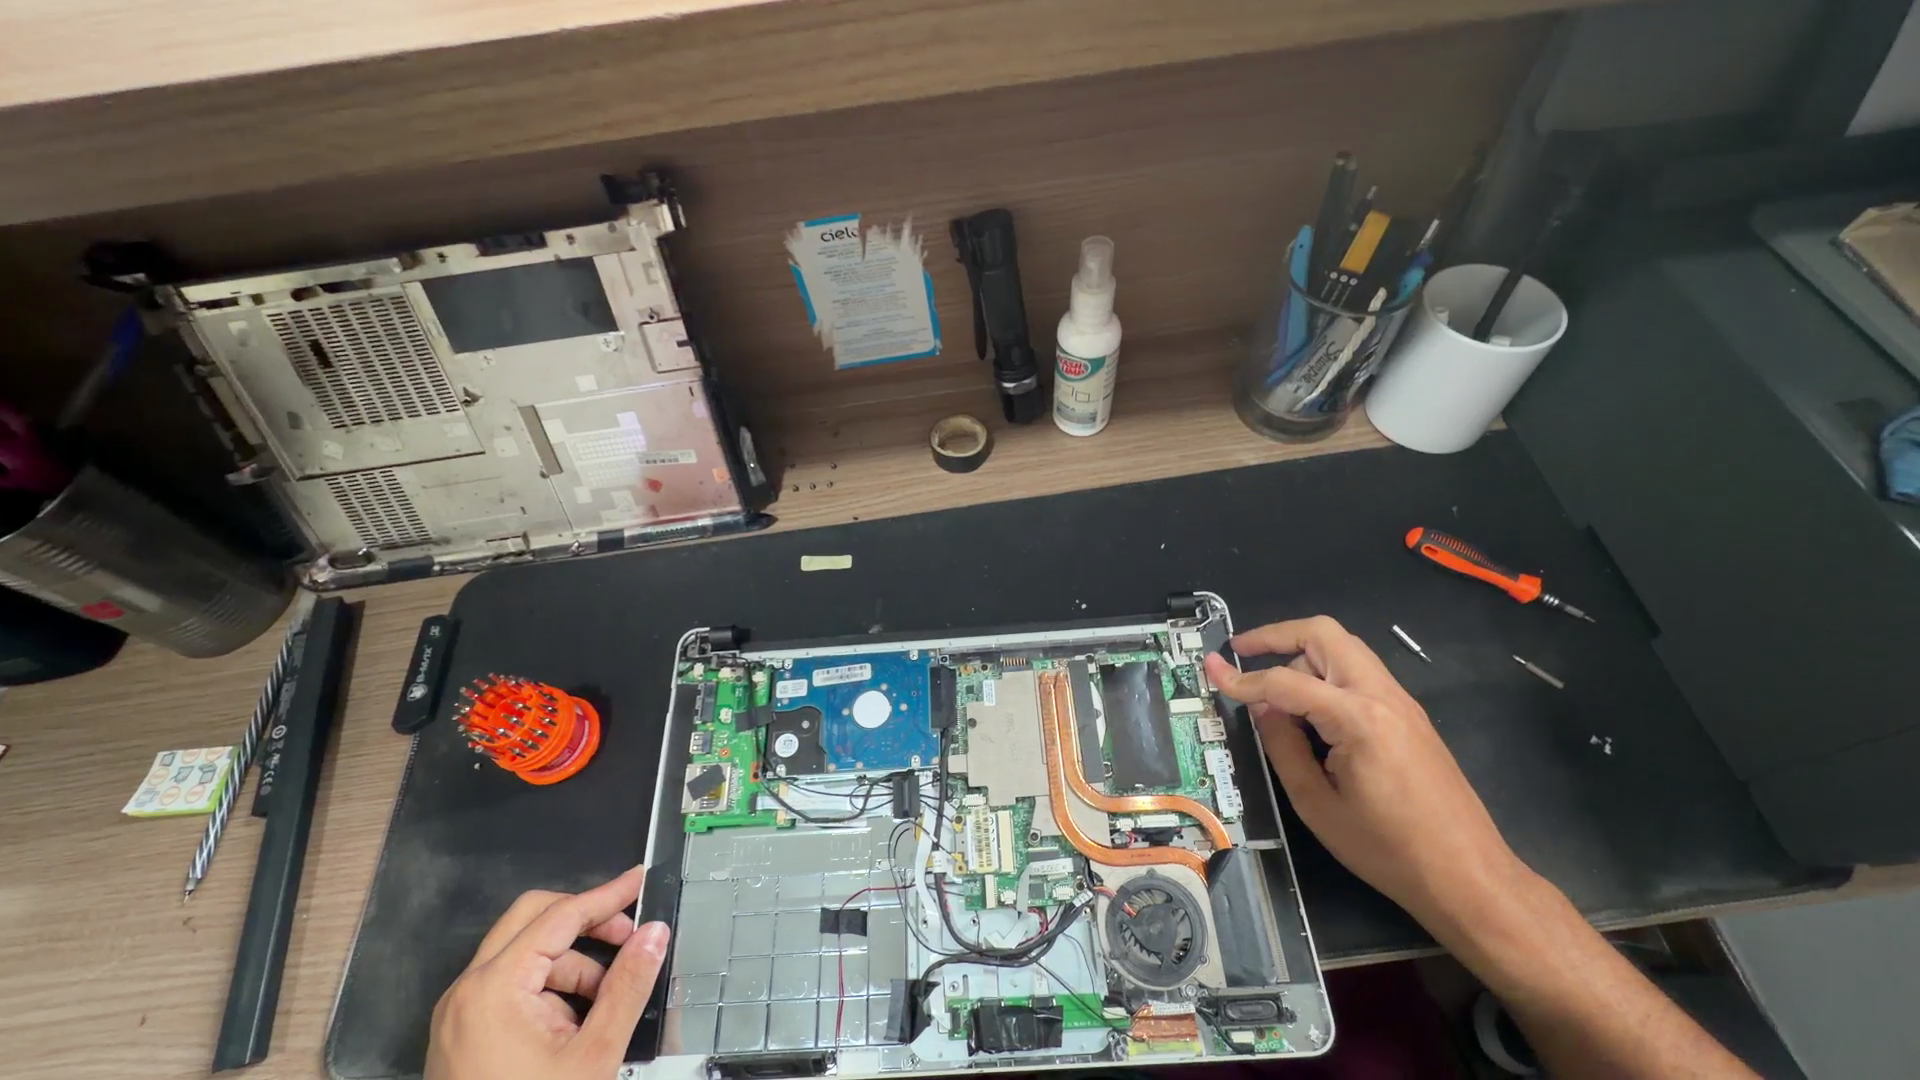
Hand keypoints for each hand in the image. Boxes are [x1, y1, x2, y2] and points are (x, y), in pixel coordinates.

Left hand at [426, 866, 669, 1079]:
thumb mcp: (594, 1055)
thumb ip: (628, 986)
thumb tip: (654, 933)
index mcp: (495, 987)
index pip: (560, 916)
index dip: (607, 895)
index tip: (641, 880)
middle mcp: (468, 990)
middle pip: (534, 919)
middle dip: (587, 922)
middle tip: (630, 937)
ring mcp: (461, 1012)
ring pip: (525, 952)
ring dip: (573, 960)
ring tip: (610, 996)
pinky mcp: (465, 1032)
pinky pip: (514, 984)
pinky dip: (552, 987)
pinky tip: (581, 1018)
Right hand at [1203, 617, 1528, 933]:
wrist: (1467, 875)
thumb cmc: (1386, 849)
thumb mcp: (1316, 804)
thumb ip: (1283, 747)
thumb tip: (1263, 709)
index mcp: (1358, 719)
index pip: (1287, 681)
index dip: (1243, 678)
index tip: (1211, 671)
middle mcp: (1383, 696)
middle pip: (1325, 634)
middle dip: (1278, 635)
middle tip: (1241, 651)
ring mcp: (1402, 703)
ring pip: (1345, 650)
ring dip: (1304, 654)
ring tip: (1271, 687)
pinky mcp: (1410, 716)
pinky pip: (1360, 674)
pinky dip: (1327, 674)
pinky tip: (1308, 709)